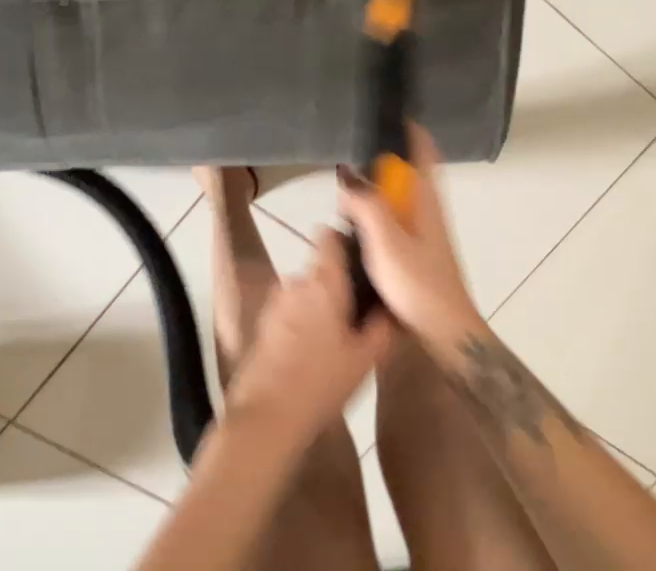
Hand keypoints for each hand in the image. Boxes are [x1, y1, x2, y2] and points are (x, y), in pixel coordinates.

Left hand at [223, 230, 393, 442]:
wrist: (265, 419)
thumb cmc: (321, 382)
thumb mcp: (365, 358)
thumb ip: (383, 326)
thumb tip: (392, 307)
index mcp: (323, 281)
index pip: (329, 236)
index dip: (345, 239)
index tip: (363, 257)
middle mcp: (295, 283)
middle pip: (321, 270)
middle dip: (339, 285)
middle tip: (361, 313)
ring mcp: (274, 304)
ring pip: (306, 294)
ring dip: (320, 307)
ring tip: (339, 338)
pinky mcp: (262, 326)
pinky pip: (291, 313)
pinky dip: (303, 323)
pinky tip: (315, 354)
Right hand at [340, 125, 483, 350]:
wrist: (443, 332)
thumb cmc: (419, 284)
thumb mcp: (387, 242)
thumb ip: (367, 206)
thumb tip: (348, 177)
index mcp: (426, 199)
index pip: (423, 151)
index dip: (410, 130)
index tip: (389, 112)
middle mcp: (427, 210)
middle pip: (406, 173)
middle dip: (382, 161)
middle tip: (350, 149)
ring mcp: (422, 233)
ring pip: (397, 200)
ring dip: (375, 191)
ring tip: (344, 185)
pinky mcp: (414, 254)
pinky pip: (391, 223)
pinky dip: (373, 216)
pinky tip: (352, 227)